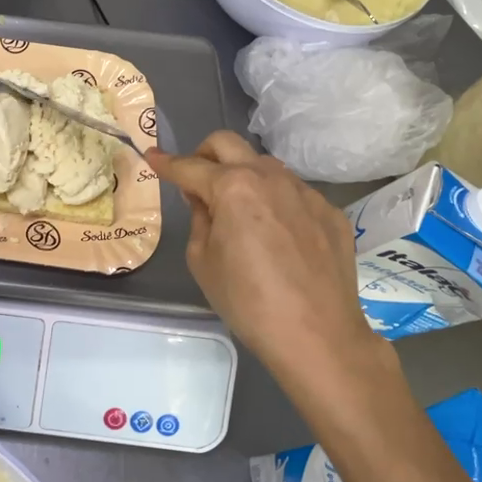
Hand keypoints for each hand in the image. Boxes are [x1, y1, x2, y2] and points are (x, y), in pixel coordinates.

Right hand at [149, 131, 375, 377]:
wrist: (319, 338)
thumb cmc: (249, 303)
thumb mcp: (203, 262)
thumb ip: (199, 220)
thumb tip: (205, 201)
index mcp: (232, 187)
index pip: (189, 166)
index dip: (165, 163)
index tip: (151, 157)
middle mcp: (270, 178)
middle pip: (227, 144)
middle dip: (204, 154)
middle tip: (196, 179)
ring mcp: (305, 192)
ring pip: (264, 166)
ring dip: (244, 176)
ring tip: (241, 212)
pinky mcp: (330, 212)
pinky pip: (294, 194)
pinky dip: (276, 203)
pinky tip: (279, 238)